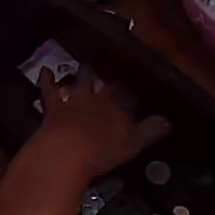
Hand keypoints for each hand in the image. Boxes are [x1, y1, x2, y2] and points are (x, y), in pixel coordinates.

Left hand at [26, 69, 168, 182]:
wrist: (65, 151)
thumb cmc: (103, 151)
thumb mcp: (134, 143)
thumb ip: (151, 130)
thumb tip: (169, 120)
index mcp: (119, 106)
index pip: (131, 93)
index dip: (136, 87)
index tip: (141, 79)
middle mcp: (98, 98)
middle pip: (108, 84)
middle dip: (113, 76)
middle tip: (116, 65)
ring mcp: (74, 100)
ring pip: (82, 81)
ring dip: (84, 73)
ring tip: (87, 63)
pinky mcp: (53, 107)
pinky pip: (50, 90)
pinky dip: (47, 79)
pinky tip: (45, 69)